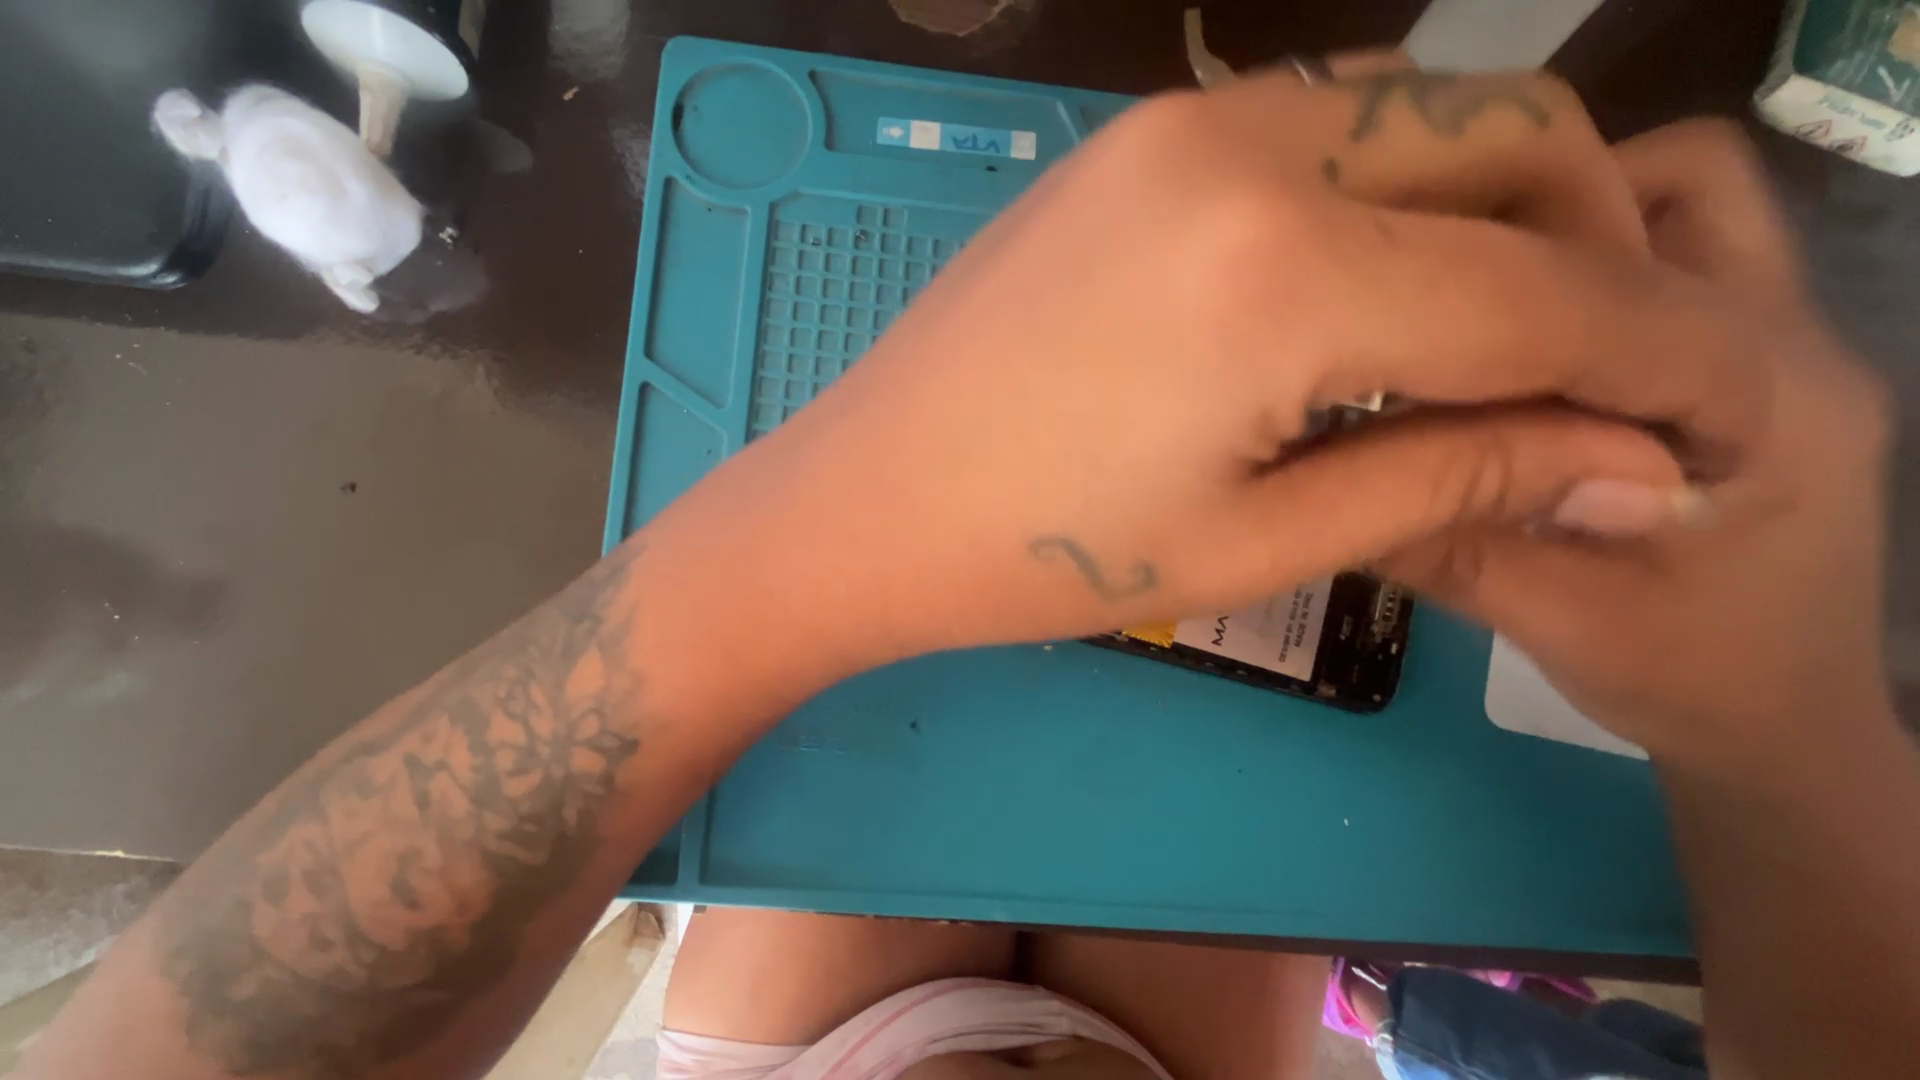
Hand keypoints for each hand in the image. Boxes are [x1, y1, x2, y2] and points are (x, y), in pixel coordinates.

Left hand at [661, 69, 1766, 674]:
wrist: (859, 504)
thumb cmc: (1039, 558)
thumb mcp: (1256, 540)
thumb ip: (1453, 476)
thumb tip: (1630, 467)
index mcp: (1284, 271)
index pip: (1549, 290)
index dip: (1654, 360)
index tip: (1701, 421)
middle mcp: (1242, 148)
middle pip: (1508, 146)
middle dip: (1587, 251)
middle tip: (1581, 376)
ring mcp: (1171, 127)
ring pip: (1412, 117)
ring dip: (1486, 212)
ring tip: (1482, 342)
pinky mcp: (1126, 143)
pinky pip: (1311, 132)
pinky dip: (1380, 196)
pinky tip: (1361, 295)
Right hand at [1387, 121, 1893, 763]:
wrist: (1774, 726)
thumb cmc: (1694, 679)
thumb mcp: (1558, 620)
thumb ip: (1450, 546)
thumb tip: (1317, 480)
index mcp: (1772, 395)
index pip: (1641, 270)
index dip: (1512, 273)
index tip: (1398, 300)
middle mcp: (1783, 342)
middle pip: (1682, 188)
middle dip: (1545, 205)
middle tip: (1429, 276)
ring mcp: (1758, 351)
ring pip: (1671, 220)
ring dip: (1559, 242)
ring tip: (1454, 308)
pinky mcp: (1715, 376)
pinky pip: (1650, 281)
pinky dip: (1566, 290)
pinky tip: (1489, 358)